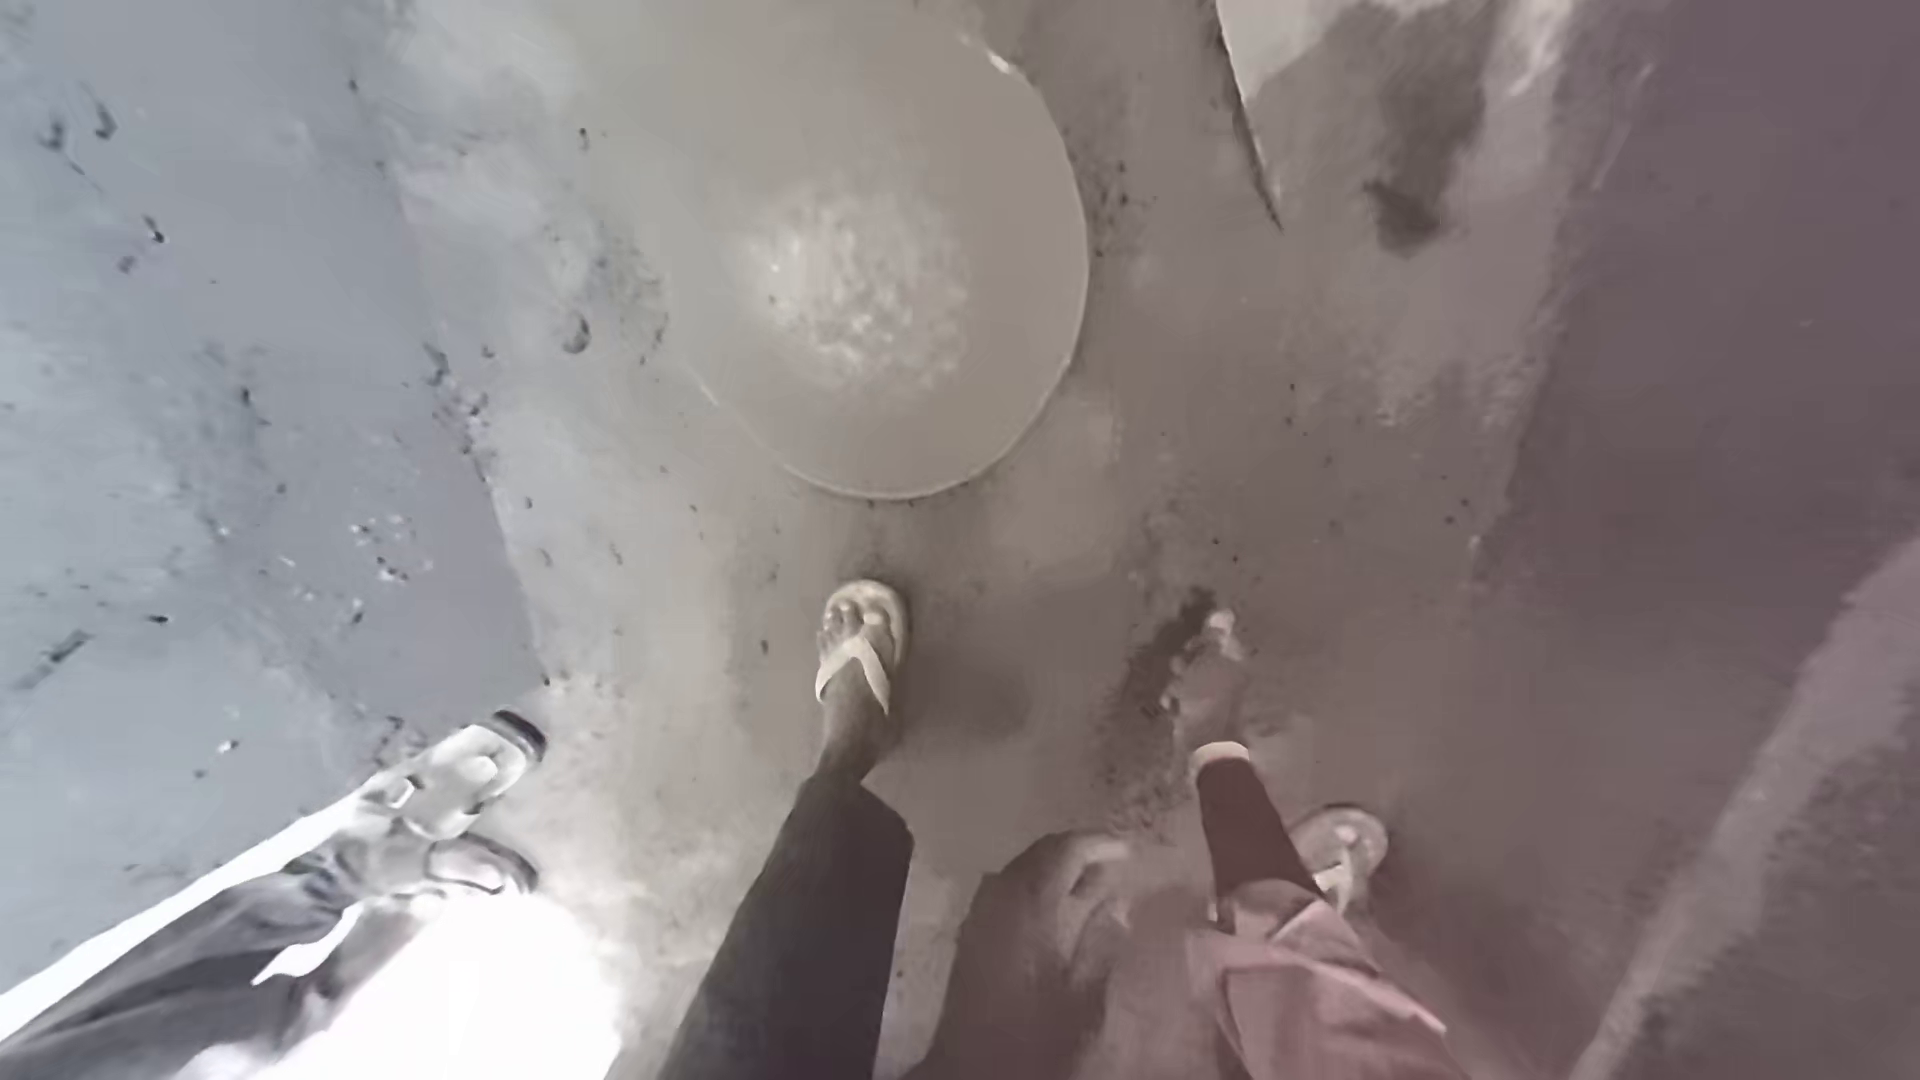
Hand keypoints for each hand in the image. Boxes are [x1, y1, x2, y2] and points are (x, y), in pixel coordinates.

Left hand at [914, 832, 1130, 1079]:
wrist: (969, 1071)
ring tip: (1093, 887)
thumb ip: (1102, 945)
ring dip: (1057, 867)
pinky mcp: (974, 924)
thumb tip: (1119, 905)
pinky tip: (1058, 908)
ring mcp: (982, 906)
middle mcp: (1001, 891)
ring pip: (1025, 866)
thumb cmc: (1031, 1039)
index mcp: (1028, 901)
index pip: (1065, 849)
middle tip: (1114, 864)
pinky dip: (1037, 883)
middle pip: (1042, 851)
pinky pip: (1010, 884)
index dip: (1098, 843)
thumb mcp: (1082, 1000)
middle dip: (1078, 851)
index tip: (1128, 849)